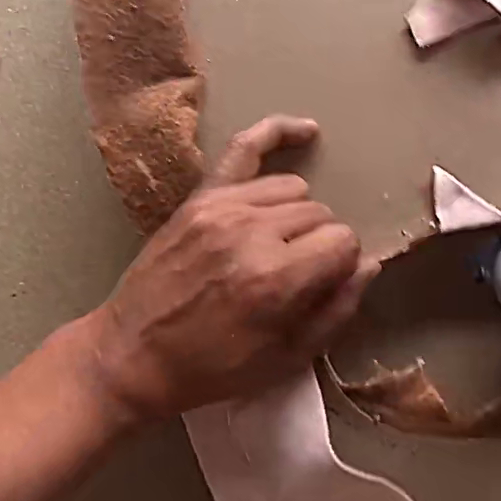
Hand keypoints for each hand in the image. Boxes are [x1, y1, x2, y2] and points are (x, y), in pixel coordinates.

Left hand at [87, 115, 379, 422]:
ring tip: (277, 246)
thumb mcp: (285, 361)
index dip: (340, 267)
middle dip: (319, 246)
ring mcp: (222, 207)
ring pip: (294, 190)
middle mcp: (252, 232)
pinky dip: (279, 134)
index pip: (344, 243)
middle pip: (321, 216)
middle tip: (294, 278)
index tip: (320, 287)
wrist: (132, 354)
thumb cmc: (212, 368)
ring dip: (298, 217)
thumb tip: (368, 264)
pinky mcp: (199, 198)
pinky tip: (306, 132)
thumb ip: (337, 311)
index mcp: (276, 278)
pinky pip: (247, 148)